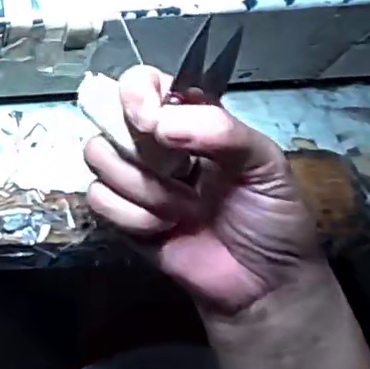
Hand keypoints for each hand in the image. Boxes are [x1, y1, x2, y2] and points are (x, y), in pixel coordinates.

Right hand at [83, 66, 321, 315]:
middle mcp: (150, 140)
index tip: (148, 120)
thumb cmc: (271, 217)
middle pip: (107, 116)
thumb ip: (220, 129)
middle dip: (140, 150)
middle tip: (178, 173)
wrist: (263, 286)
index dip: (135, 93)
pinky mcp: (118, 213)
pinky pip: (99, 198)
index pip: (142, 82)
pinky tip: (162, 228)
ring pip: (99, 156)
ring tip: (182, 207)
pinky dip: (132, 216)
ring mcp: (132, 175)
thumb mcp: (265, 163)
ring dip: (143, 188)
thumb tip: (159, 124)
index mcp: (185, 116)